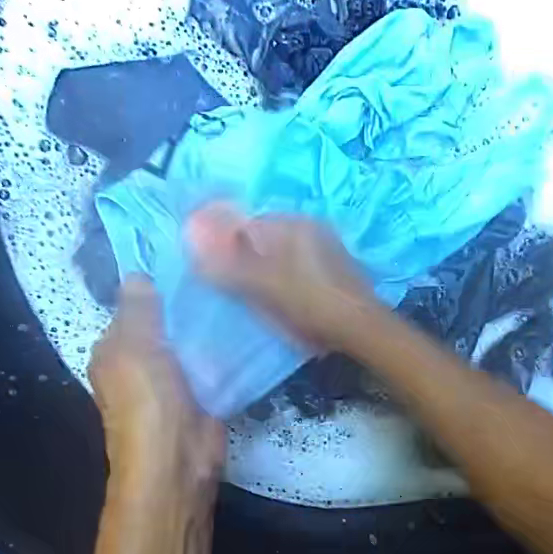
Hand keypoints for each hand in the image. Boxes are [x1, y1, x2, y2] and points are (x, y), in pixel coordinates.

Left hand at [89, 276, 224, 494]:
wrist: (178, 458)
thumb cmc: (147, 401)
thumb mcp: (134, 346)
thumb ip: (138, 309)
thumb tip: (138, 274)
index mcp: (115, 350)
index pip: (135, 306)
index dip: (159, 285)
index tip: (192, 262)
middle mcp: (143, 361)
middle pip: (170, 322)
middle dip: (192, 303)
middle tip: (225, 274)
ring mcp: (176, 378)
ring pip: (197, 341)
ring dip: (215, 325)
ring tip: (242, 294)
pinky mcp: (206, 392)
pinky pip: (218, 362)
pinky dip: (231, 350)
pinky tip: (251, 328)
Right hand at [186, 202, 381, 352]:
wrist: (362, 329)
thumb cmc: (310, 304)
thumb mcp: (262, 286)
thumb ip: (226, 262)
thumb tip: (190, 236)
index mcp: (294, 224)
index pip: (246, 224)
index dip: (227, 248)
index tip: (220, 275)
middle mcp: (312, 227)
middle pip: (264, 241)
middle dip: (247, 262)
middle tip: (242, 291)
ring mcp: (327, 247)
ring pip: (282, 256)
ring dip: (267, 275)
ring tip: (264, 302)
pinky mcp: (337, 269)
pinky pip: (300, 269)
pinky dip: (288, 282)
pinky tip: (288, 304)